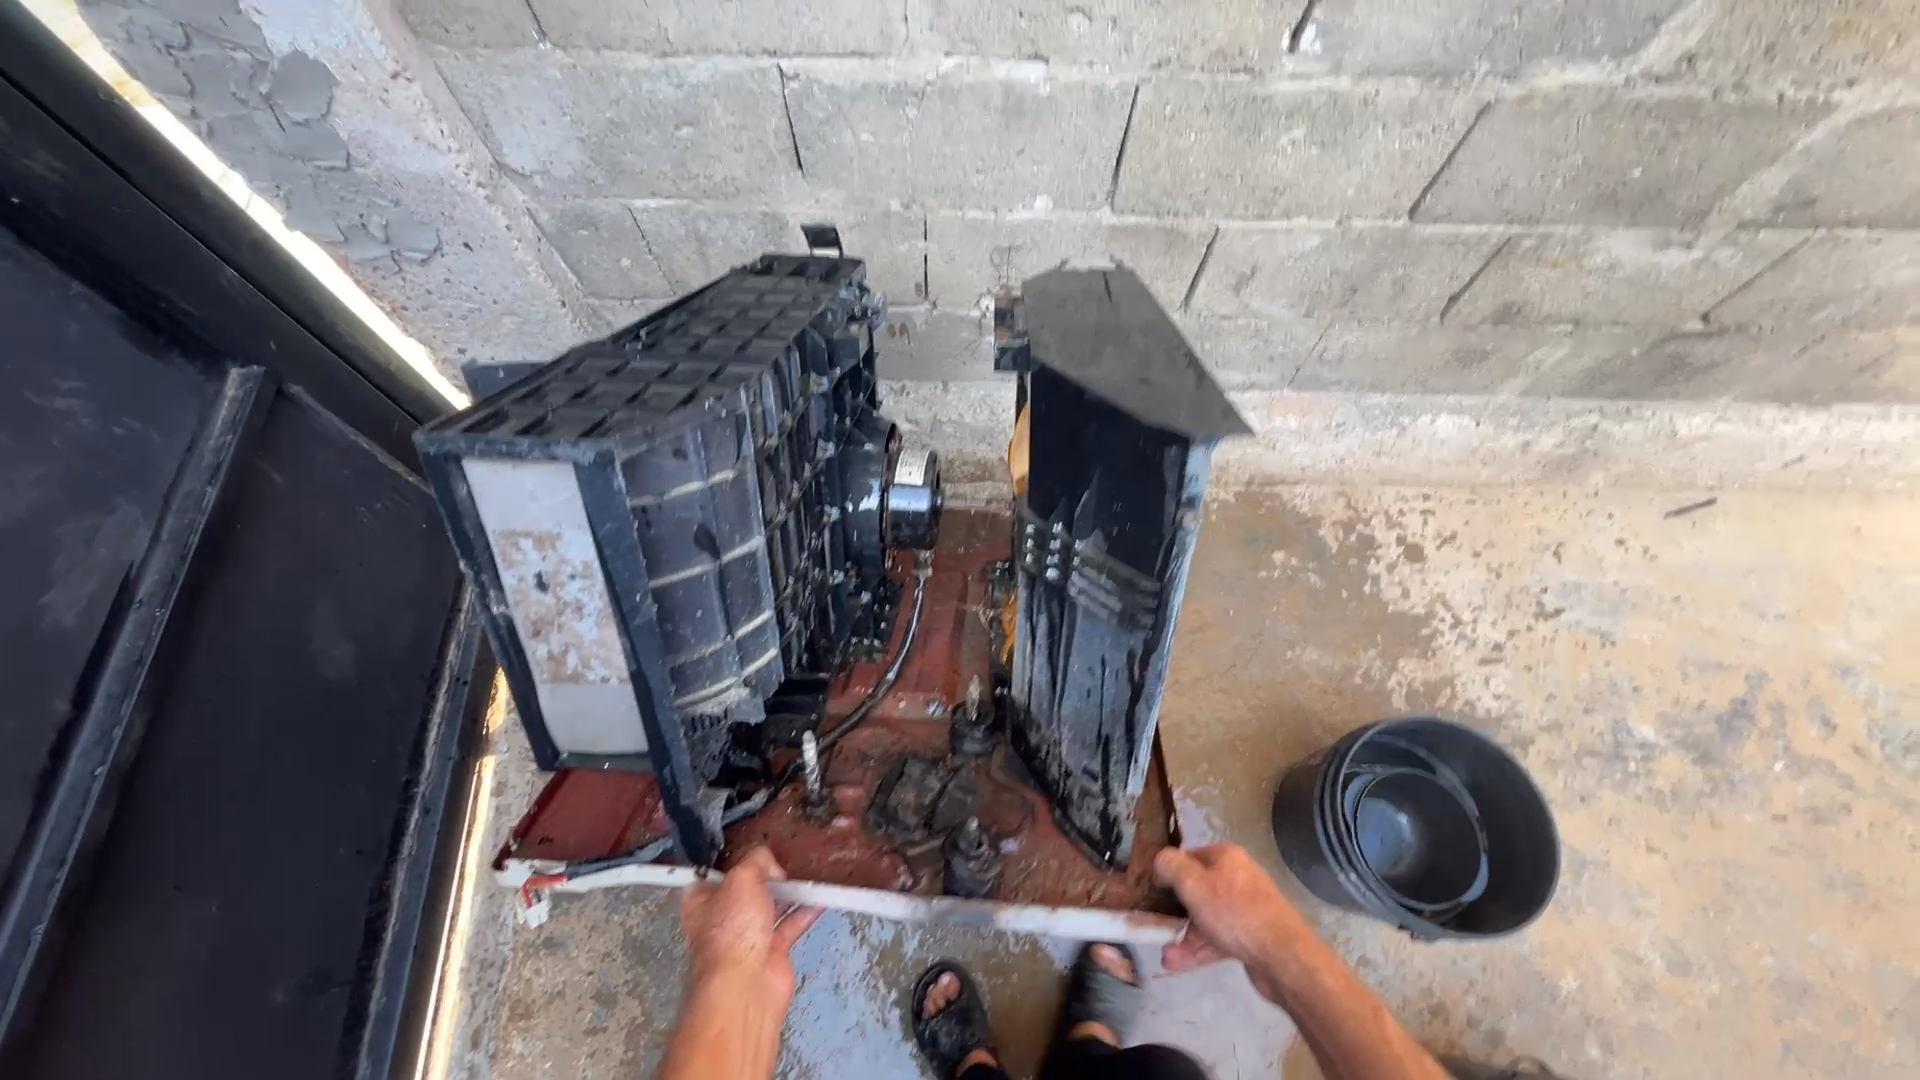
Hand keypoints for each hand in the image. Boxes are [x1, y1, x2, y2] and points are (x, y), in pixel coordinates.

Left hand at [679, 847, 824, 1006]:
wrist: (747, 985)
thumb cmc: (734, 929)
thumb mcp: (742, 878)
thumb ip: (758, 861)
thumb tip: (773, 868)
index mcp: (702, 901)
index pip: (715, 874)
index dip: (734, 860)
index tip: (755, 849)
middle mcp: (723, 918)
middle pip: (747, 889)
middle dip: (766, 876)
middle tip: (786, 861)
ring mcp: (748, 936)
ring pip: (771, 906)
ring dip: (789, 892)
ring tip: (809, 874)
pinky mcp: (772, 951)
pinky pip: (791, 924)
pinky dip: (806, 911)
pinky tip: (821, 897)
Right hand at [1153, 844, 1315, 996]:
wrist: (1284, 958)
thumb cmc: (1234, 913)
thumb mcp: (1192, 883)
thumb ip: (1169, 866)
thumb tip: (1159, 861)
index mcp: (1226, 857)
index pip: (1189, 857)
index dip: (1169, 872)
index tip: (1152, 891)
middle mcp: (1238, 878)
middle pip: (1198, 890)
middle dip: (1175, 911)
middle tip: (1157, 926)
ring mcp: (1246, 909)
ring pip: (1207, 918)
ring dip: (1185, 936)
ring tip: (1165, 956)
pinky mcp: (1252, 937)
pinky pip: (1219, 938)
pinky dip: (1200, 949)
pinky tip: (1178, 964)